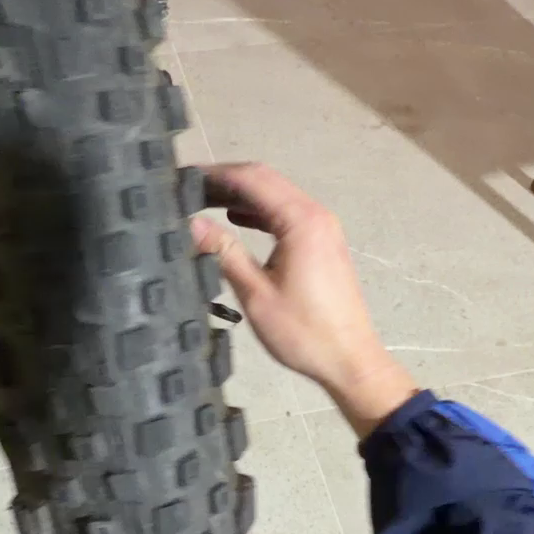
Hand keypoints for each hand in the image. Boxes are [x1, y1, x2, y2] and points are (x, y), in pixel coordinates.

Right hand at [192, 163, 416, 436]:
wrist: (349, 360)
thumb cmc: (303, 332)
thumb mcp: (256, 294)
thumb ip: (224, 252)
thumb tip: (192, 224)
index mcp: (301, 221)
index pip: (253, 179)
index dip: (216, 174)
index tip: (184, 177)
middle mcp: (316, 215)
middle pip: (266, 181)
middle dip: (227, 181)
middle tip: (188, 188)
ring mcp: (323, 229)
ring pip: (277, 198)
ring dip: (243, 196)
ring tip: (204, 203)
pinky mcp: (323, 244)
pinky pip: (287, 216)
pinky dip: (261, 213)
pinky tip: (237, 221)